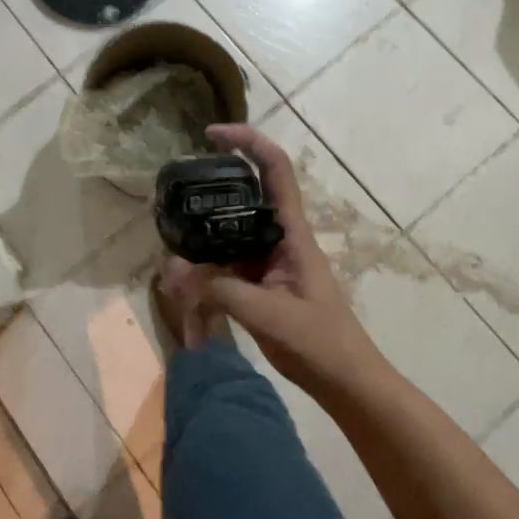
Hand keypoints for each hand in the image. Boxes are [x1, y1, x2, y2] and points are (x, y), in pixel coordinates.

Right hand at [163, 124, 382, 396]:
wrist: (347, 384)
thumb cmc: (319, 342)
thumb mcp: (267, 313)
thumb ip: (218, 288)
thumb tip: (171, 270)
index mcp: (291, 232)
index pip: (274, 169)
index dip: (247, 141)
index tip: (210, 134)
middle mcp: (278, 239)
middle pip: (237, 206)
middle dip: (203, 214)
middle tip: (173, 217)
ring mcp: (267, 263)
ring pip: (223, 249)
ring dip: (199, 274)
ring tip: (179, 302)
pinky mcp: (259, 287)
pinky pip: (223, 280)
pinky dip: (205, 302)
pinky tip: (196, 333)